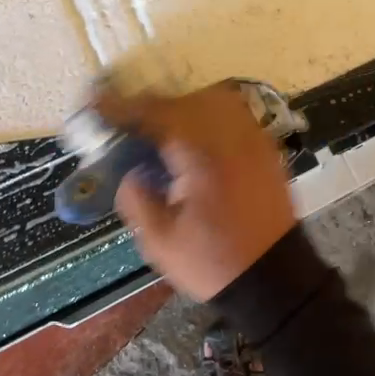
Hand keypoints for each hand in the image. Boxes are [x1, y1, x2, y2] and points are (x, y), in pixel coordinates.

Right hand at [101, 83, 298, 300]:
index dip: (125, 107)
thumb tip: (128, 172)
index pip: (159, 114)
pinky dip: (210, 115)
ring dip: (184, 107)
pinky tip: (195, 139)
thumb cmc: (214, 262)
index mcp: (202, 157)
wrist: (275, 276)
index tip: (99, 105)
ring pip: (215, 100)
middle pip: (188, 100)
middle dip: (155, 105)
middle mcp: (232, 138)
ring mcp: (255, 139)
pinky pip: (235, 115)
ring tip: (162, 129)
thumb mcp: (160, 241)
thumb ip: (137, 199)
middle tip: (130, 122)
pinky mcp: (267, 147)